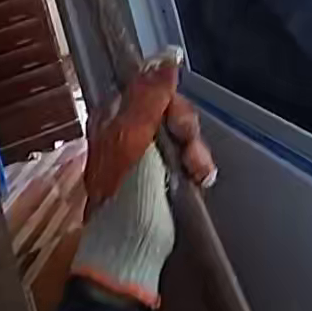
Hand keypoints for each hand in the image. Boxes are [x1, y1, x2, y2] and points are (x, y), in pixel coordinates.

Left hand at [84, 48, 216, 212]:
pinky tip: (199, 179)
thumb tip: (166, 55)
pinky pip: (186, 155)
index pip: (147, 86)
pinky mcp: (162, 175)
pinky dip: (197, 165)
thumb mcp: (135, 139)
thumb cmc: (127, 199)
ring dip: (195, 150)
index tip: (178, 122)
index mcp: (112, 118)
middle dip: (186, 130)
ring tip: (197, 173)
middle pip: (168, 108)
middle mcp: (126, 131)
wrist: (131, 255)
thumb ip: (150, 97)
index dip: (169, 99)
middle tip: (189, 152)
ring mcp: (144, 155)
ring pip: (180, 132)